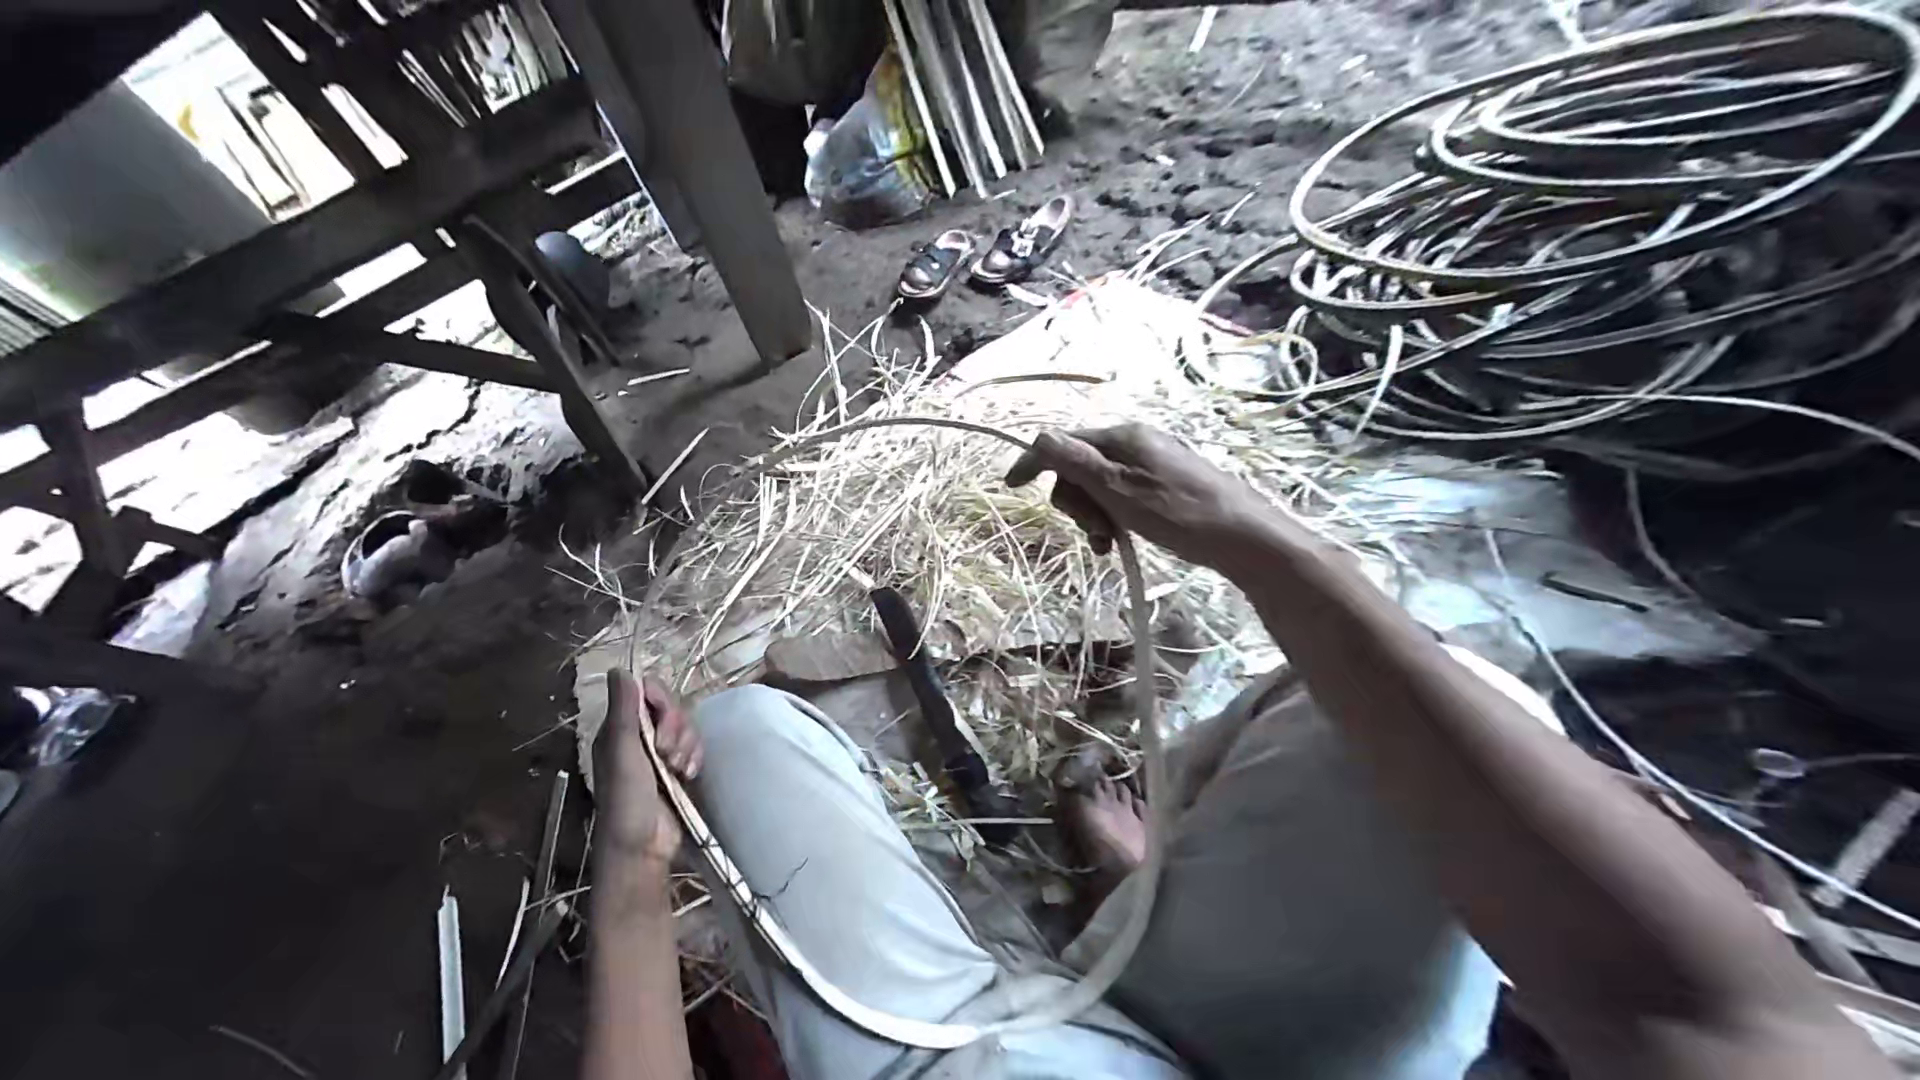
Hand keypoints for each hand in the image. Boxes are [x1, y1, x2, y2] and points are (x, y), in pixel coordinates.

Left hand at [594, 668, 702, 863]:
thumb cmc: (626, 799)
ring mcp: (661, 753)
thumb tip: (619, 669)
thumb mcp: (623, 752)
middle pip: (670, 707)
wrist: (644, 846)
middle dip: (675, 726)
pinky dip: (695, 757)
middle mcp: (639, 736)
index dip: (659, 699)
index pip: (646, 692)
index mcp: (620, 729)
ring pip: (686, 726)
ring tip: (677, 768)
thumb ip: (624, 711)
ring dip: (686, 744)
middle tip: (665, 751)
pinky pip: (696, 746)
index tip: (661, 716)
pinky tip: (689, 774)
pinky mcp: (680, 767)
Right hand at [1005, 424, 1288, 568]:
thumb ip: (1077, 463)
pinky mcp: (1163, 483)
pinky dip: (1113, 517)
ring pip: (1099, 485)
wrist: (1244, 538)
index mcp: (1122, 437)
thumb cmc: (1179, 514)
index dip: (1034, 462)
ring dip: (1093, 515)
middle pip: (1080, 466)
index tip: (1012, 485)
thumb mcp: (1119, 490)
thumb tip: (1039, 437)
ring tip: (1107, 544)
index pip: (1063, 441)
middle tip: (1093, 532)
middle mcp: (1135, 442)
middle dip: (1076, 501)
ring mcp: (1151, 462)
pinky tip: (1120, 541)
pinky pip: (1121, 495)